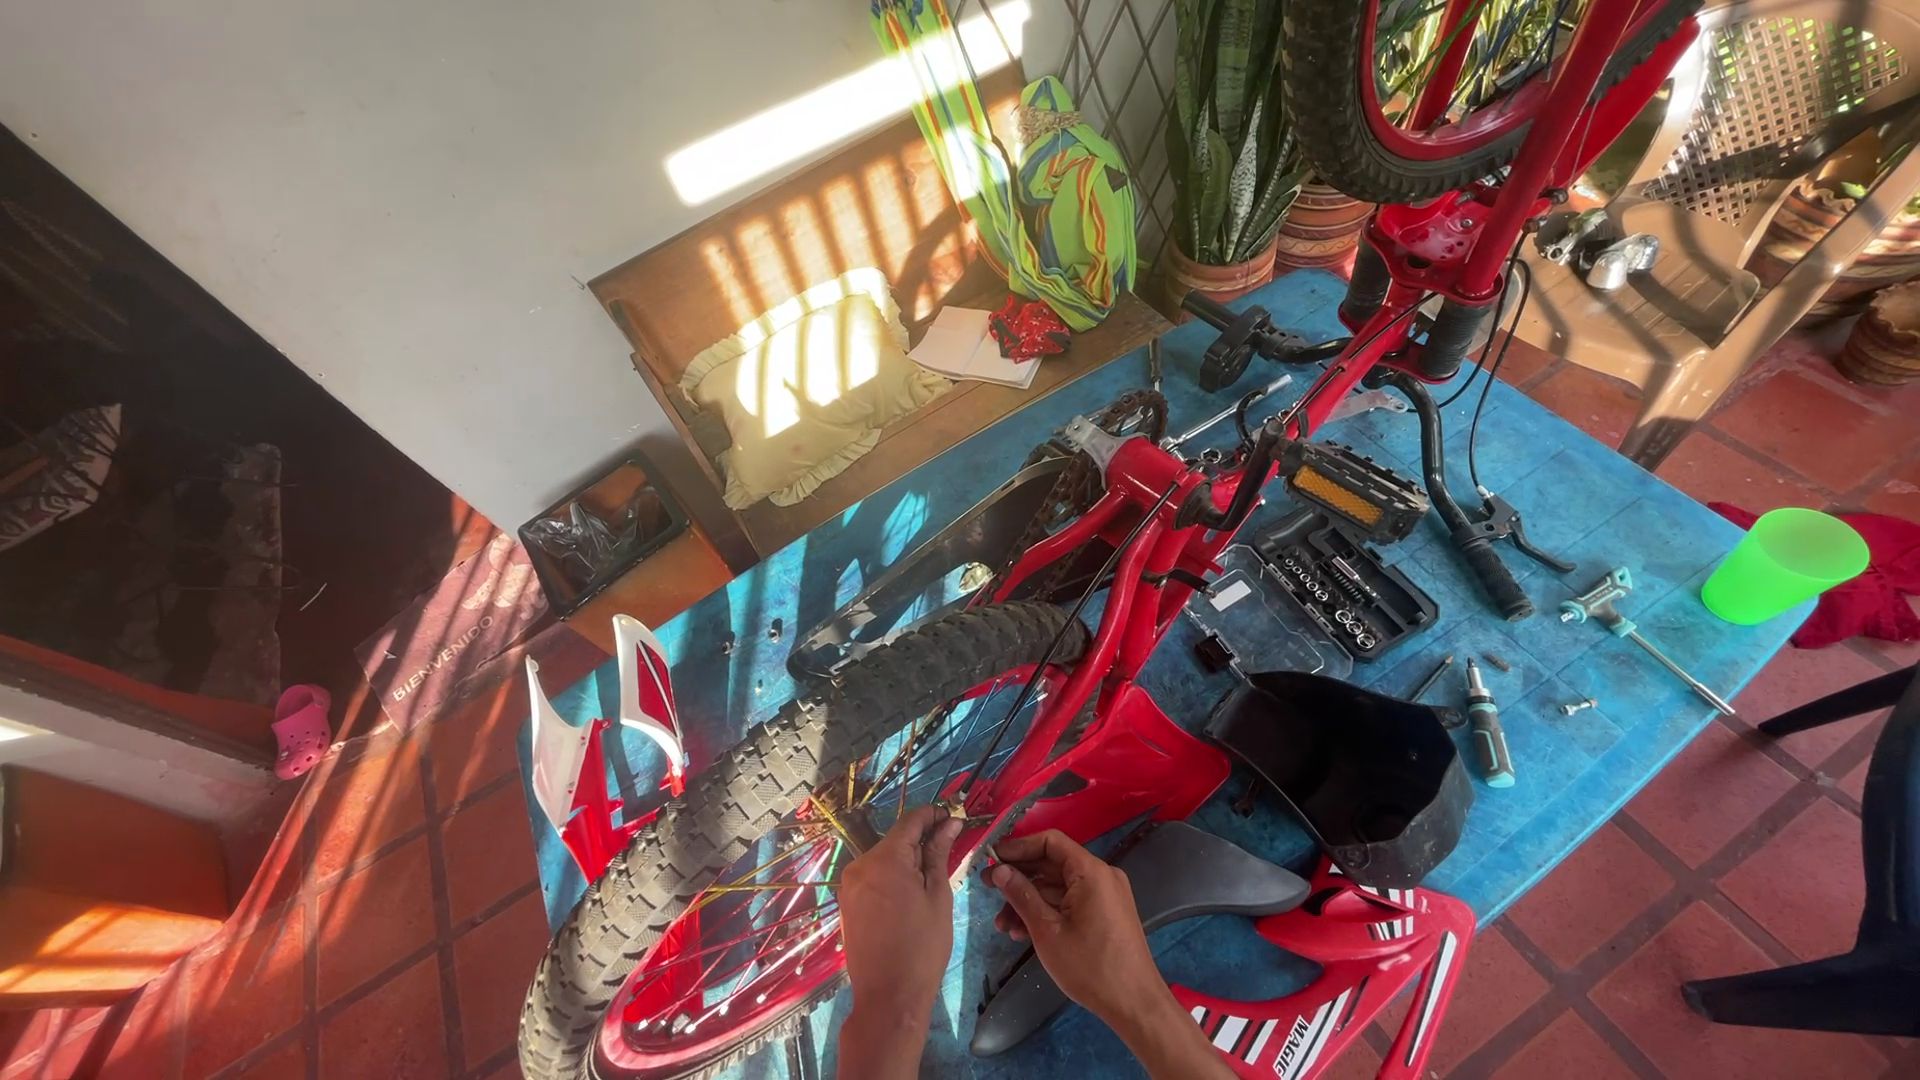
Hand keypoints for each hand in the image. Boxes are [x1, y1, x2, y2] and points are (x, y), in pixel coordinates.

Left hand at [834, 805, 961, 1079]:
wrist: (888, 999)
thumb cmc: (922, 947)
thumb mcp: (938, 896)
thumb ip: (939, 853)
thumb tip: (950, 823)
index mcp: (885, 858)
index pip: (911, 820)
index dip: (934, 815)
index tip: (954, 820)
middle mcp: (861, 863)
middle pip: (896, 838)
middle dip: (922, 839)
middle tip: (948, 848)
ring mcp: (850, 883)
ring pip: (884, 856)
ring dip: (907, 858)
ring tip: (931, 874)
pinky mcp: (847, 901)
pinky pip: (873, 875)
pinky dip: (892, 874)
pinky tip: (909, 891)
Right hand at [986, 830, 1233, 1079]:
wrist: (1135, 1006)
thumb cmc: (1090, 966)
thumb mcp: (1047, 930)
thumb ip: (1022, 895)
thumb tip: (999, 870)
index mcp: (1090, 871)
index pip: (1050, 841)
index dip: (1019, 847)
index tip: (992, 858)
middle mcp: (1101, 875)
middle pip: (1052, 864)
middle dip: (1019, 878)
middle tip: (988, 888)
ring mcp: (1105, 895)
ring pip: (1058, 887)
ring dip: (1030, 901)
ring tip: (1003, 926)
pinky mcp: (1105, 914)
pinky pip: (1071, 902)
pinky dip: (1048, 912)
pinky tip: (1024, 933)